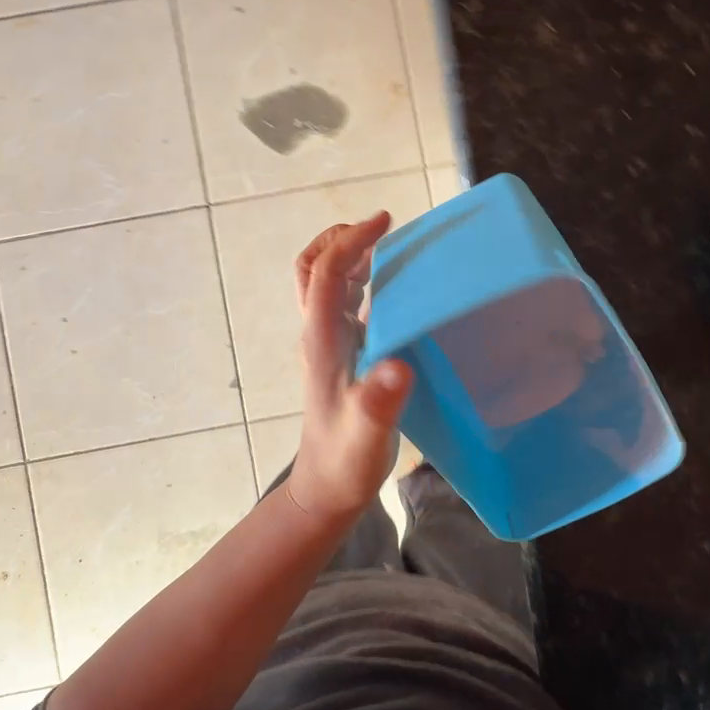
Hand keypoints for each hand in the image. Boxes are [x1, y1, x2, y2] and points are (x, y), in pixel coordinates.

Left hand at [286, 213, 414, 522]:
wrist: (326, 488)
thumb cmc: (345, 461)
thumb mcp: (366, 433)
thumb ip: (378, 403)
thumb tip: (397, 367)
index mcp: (321, 339)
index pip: (326, 273)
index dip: (351, 241)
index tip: (385, 221)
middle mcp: (319, 332)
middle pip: (312, 267)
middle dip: (340, 239)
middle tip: (381, 227)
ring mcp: (327, 342)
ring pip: (323, 281)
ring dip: (348, 255)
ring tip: (388, 245)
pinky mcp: (341, 353)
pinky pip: (344, 302)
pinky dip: (361, 280)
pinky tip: (392, 287)